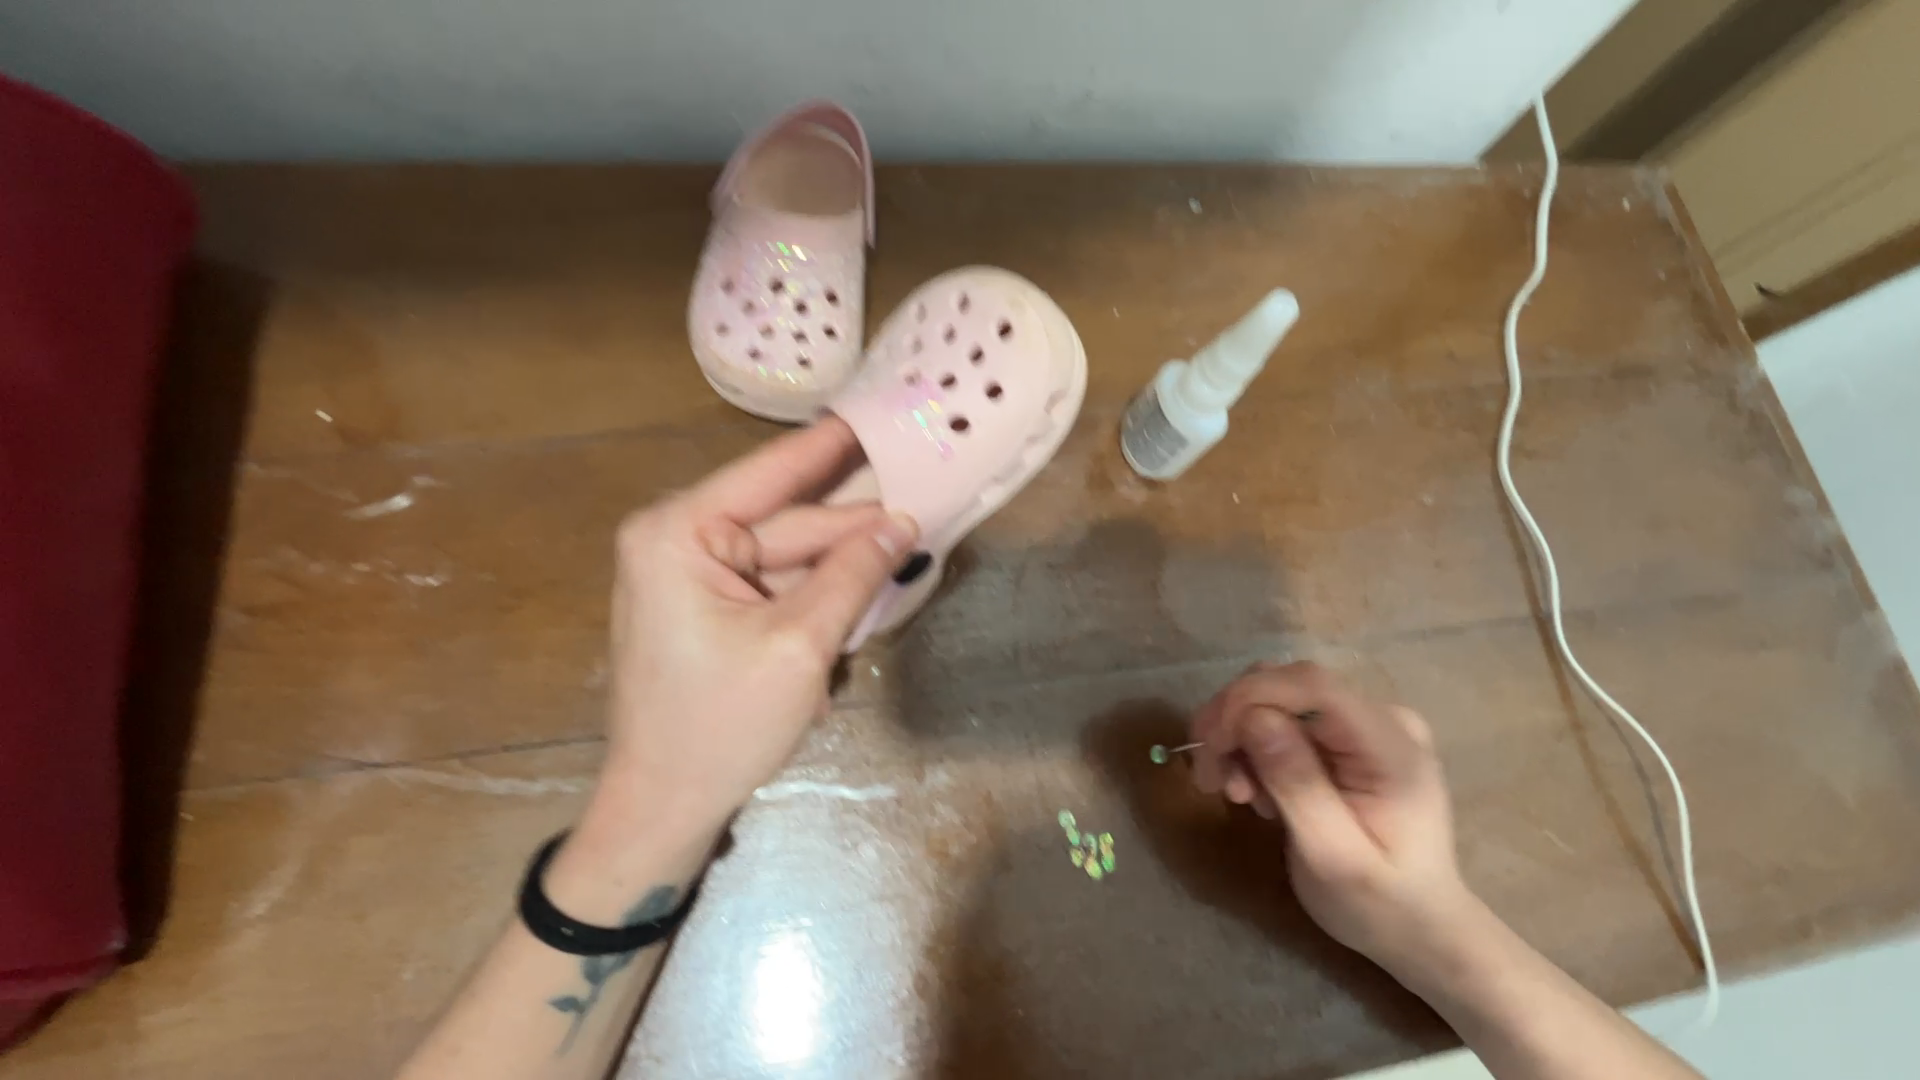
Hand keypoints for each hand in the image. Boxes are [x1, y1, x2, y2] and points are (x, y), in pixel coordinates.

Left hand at [592, 418, 915, 836]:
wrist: (665, 808)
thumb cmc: (720, 725)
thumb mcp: (799, 645)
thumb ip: (851, 575)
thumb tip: (902, 523)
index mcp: (680, 533)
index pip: (771, 473)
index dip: (830, 445)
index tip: (874, 409)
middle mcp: (679, 541)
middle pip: (786, 519)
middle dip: (851, 521)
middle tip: (921, 496)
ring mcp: (693, 577)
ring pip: (787, 554)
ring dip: (840, 559)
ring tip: (907, 538)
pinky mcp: (710, 609)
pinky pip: (776, 583)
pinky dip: (818, 588)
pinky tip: (867, 581)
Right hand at [1188, 662, 1474, 975]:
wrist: (1417, 928)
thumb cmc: (1379, 904)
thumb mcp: (1333, 858)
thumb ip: (1298, 785)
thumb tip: (1254, 718)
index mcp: (1391, 745)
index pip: (1310, 685)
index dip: (1248, 699)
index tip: (1209, 746)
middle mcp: (1380, 718)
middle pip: (1285, 684)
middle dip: (1233, 721)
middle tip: (1207, 777)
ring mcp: (1363, 724)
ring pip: (1274, 697)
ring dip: (1237, 738)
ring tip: (1234, 793)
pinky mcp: (1344, 736)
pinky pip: (1281, 718)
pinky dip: (1252, 748)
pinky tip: (1253, 791)